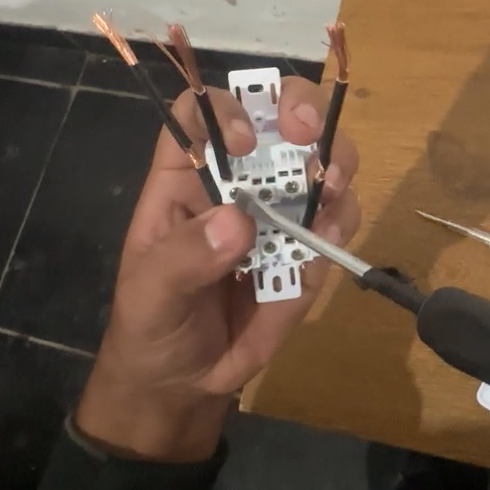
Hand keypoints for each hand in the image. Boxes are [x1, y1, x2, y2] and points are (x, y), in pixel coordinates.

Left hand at [75, 76, 359, 462]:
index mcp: (187, 175)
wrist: (187, 381)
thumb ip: (184, 259)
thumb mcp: (150, 294)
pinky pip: (337, 220)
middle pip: (277, 118)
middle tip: (308, 135)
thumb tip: (237, 222)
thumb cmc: (152, 325)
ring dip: (335, 162)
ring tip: (330, 188)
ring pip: (321, 161)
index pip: (202, 115)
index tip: (245, 142)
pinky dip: (339, 222)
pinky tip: (326, 239)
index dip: (224, 109)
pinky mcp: (310, 247)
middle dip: (302, 110)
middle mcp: (240, 180)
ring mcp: (281, 210)